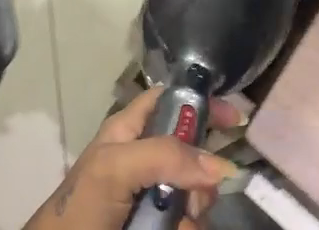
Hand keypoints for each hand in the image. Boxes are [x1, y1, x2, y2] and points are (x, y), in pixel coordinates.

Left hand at [24, 86, 243, 229]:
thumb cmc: (83, 202)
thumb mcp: (116, 166)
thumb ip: (164, 155)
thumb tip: (219, 165)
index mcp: (130, 130)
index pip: (170, 101)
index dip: (200, 102)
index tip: (235, 118)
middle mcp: (146, 159)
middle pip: (194, 154)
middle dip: (202, 174)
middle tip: (194, 194)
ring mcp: (154, 195)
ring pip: (196, 194)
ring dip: (194, 209)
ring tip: (174, 222)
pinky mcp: (160, 224)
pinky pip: (190, 223)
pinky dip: (188, 229)